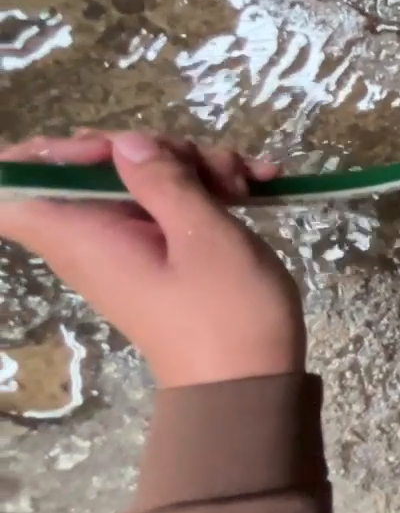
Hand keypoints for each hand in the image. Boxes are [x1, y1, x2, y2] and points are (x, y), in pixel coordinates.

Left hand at [0, 132, 304, 387]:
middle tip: (213, 167)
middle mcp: (95, 233)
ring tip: (250, 182)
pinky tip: (262, 184)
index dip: (54, 153)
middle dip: (160, 151)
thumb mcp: (205, 237)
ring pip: (149, 177)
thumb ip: (164, 185)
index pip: (14, 182)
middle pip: (98, 167)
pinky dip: (217, 185)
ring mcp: (133, 239)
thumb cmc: (224, 307)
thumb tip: (128, 142)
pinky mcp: (169, 245)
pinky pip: (178, 200)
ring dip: (202, 166)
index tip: (122, 150)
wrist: (248, 370)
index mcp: (82, 234)